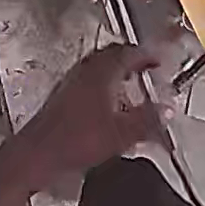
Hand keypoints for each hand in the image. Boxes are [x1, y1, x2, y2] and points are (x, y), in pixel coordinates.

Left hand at [7, 43, 164, 185]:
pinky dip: (103, 80)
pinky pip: (88, 76)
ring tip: (129, 83)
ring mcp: (72, 79)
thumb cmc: (76, 140)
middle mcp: (87, 68)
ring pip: (100, 64)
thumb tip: (166, 110)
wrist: (38, 153)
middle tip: (146, 66)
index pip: (129, 52)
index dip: (147, 55)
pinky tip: (106, 101)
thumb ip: (148, 120)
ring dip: (116, 69)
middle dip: (132, 58)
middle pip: (113, 53)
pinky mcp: (63, 92)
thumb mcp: (122, 133)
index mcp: (103, 71)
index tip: (158, 60)